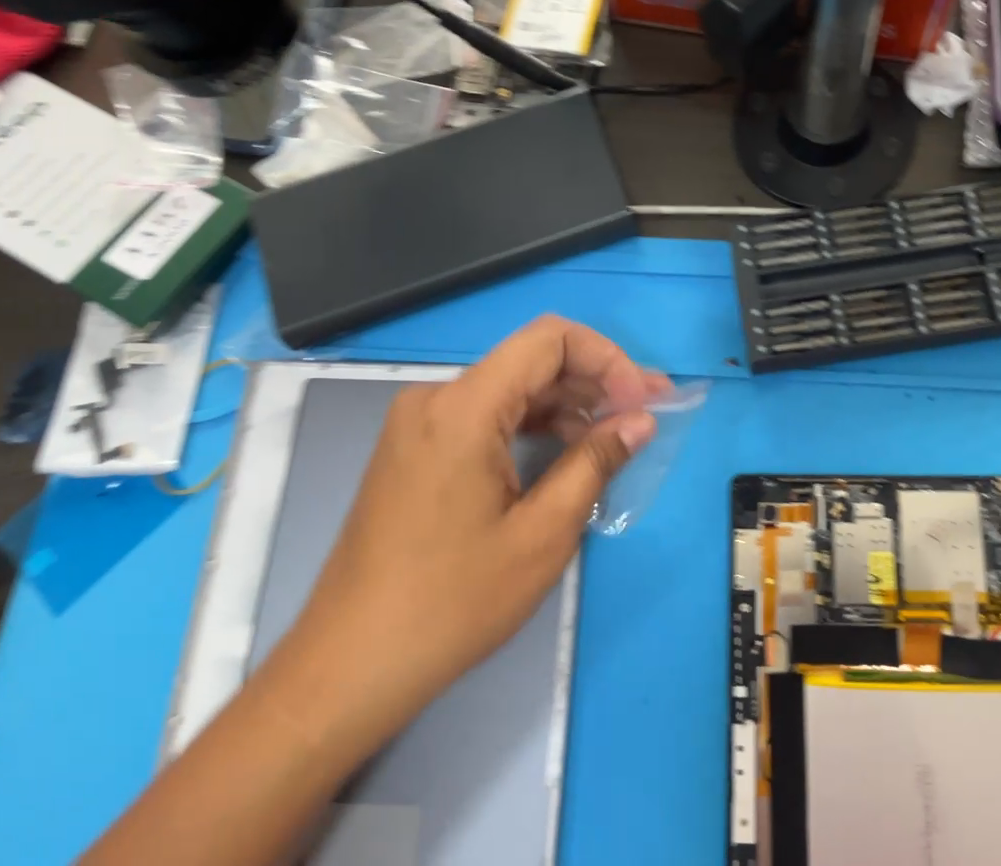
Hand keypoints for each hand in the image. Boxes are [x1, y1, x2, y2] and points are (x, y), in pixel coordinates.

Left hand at [265, 316, 666, 752]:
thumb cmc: (454, 601)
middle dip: (595, 383)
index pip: (550, 340)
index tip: (641, 403)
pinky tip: (565, 457)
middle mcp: (434, 400)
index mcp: (462, 408)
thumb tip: (640, 420)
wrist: (353, 661)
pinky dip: (530, 429)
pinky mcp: (413, 452)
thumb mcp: (543, 534)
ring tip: (614, 440)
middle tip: (646, 415)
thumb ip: (596, 463)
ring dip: (565, 408)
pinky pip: (483, 419)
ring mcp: (417, 426)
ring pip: (508, 391)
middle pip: (529, 361)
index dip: (608, 359)